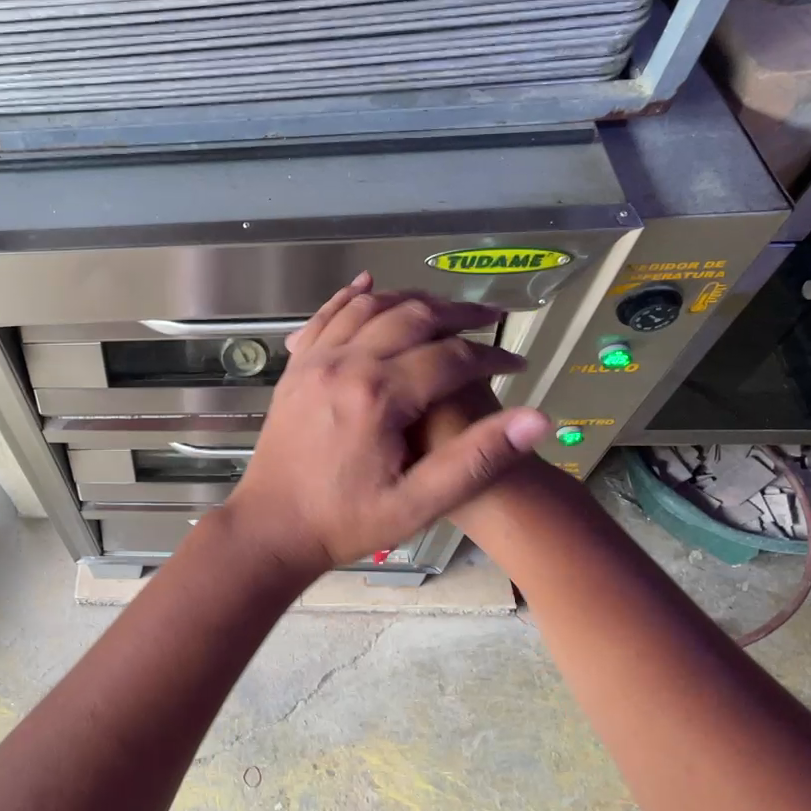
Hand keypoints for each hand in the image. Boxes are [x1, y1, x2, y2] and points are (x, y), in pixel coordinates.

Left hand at [219, 272, 551, 575]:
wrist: (271, 526)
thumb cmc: (345, 521)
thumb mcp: (418, 504)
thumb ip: (478, 460)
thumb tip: (539, 419)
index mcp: (378, 396)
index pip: (450, 357)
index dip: (491, 356)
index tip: (517, 363)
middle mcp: (344, 365)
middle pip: (411, 317)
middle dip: (457, 314)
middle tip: (492, 318)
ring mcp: (314, 362)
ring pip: (368, 308)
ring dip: (411, 299)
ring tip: (445, 307)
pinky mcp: (295, 368)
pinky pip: (325, 318)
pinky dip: (350, 297)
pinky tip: (368, 284)